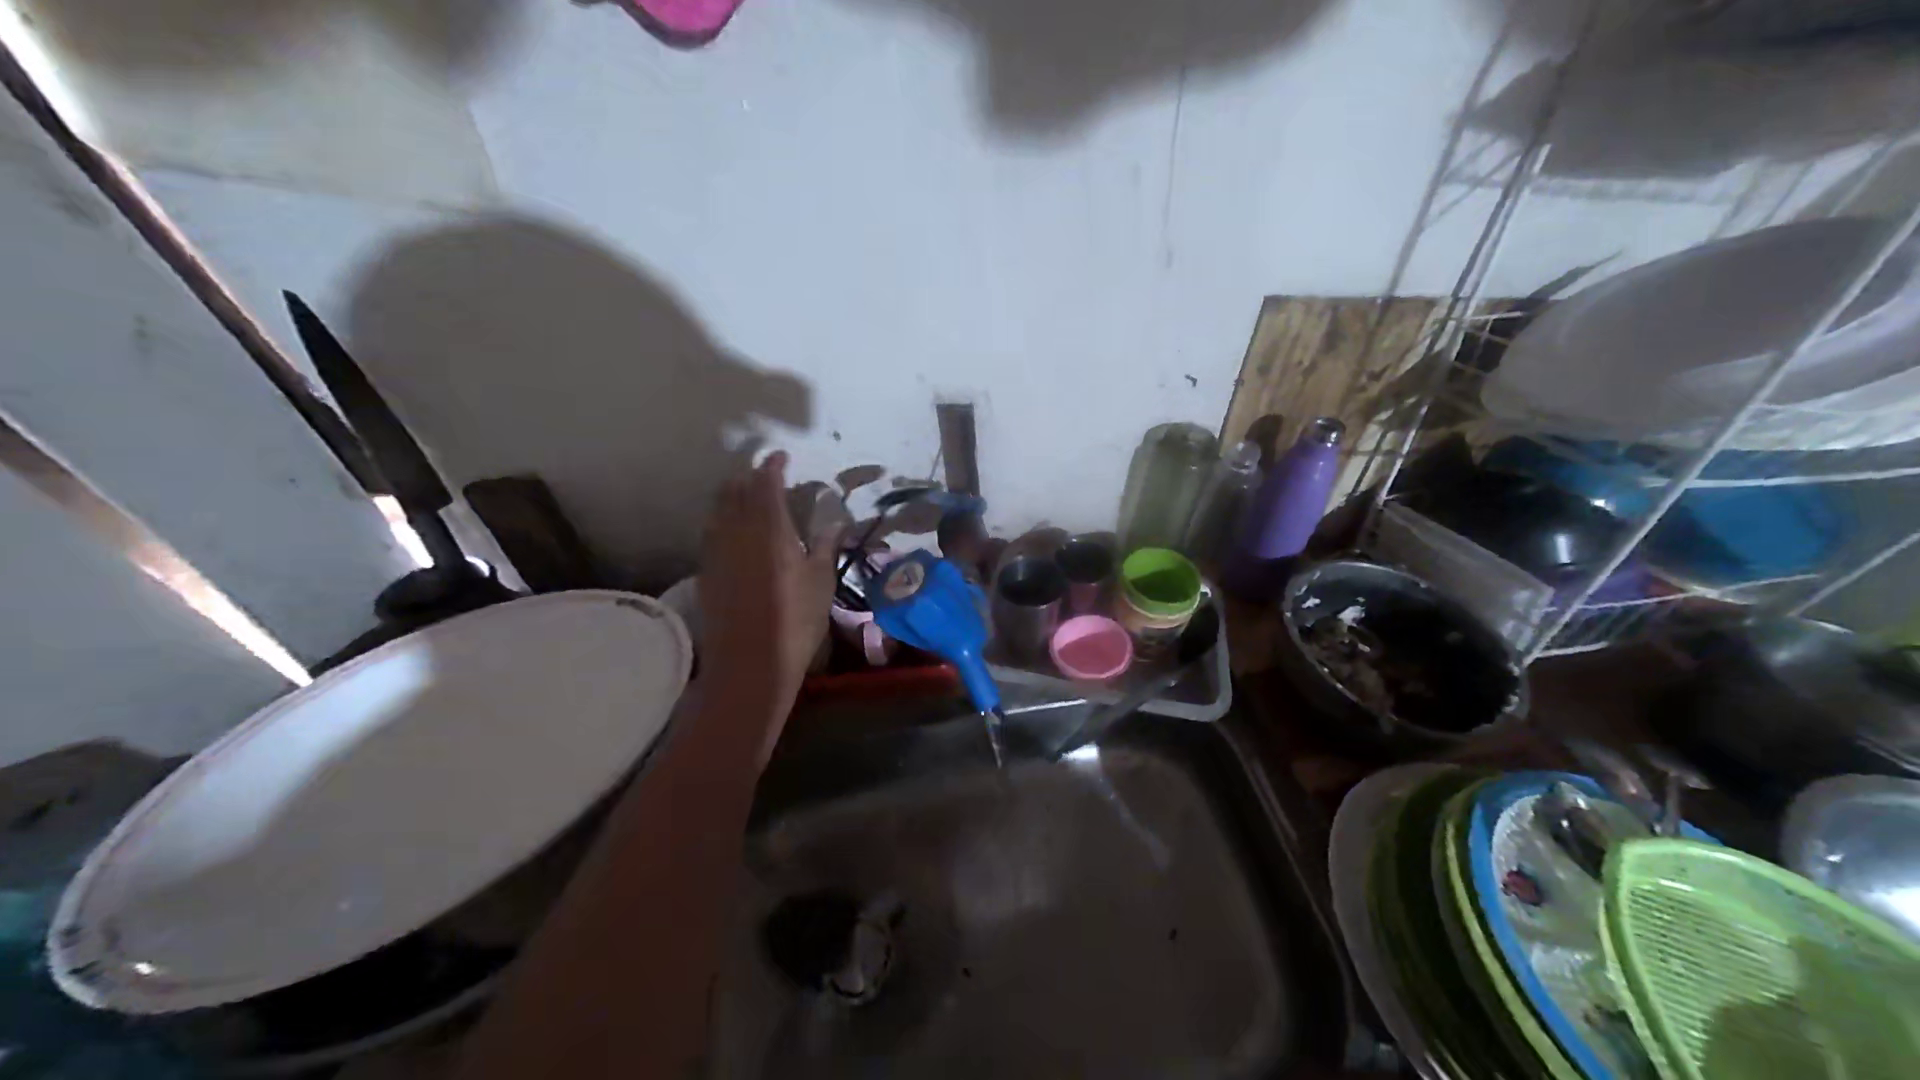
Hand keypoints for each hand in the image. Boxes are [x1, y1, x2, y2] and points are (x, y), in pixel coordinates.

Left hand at [697, 452, 841, 730]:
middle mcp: (737, 530)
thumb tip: (834, 521)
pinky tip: (734, 531)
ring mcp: (716, 550)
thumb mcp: (821, 581)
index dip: (773, 465)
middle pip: (735, 489)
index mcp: (770, 528)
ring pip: (718, 508)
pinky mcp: (705, 570)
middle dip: (749, 476)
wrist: (750, 662)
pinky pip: (711, 531)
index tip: (781, 456)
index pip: (766, 482)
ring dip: (732, 495)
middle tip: (765, 476)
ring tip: (748, 498)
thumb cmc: (796, 620)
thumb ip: (825, 545)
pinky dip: (723, 519)